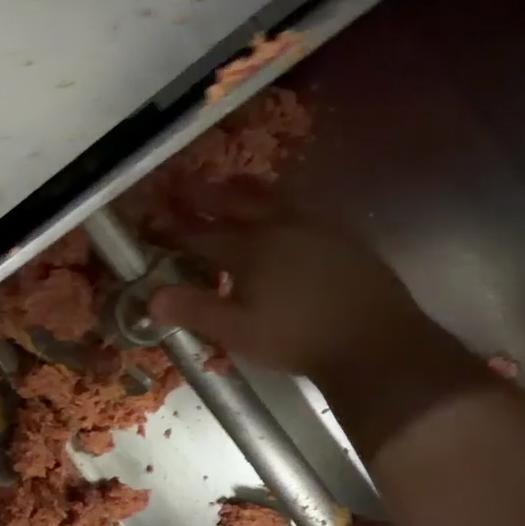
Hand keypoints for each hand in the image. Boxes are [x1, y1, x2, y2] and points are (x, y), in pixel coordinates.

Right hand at [146, 179, 494, 450]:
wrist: (376, 343)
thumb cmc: (297, 339)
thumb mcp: (236, 332)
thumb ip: (193, 310)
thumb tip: (151, 296)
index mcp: (250, 250)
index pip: (199, 234)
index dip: (170, 228)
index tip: (148, 220)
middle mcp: (281, 228)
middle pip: (235, 202)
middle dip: (203, 195)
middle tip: (179, 185)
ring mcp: (316, 227)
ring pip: (273, 198)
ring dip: (244, 190)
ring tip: (229, 182)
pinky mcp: (342, 237)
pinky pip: (300, 207)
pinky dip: (277, 202)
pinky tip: (280, 212)